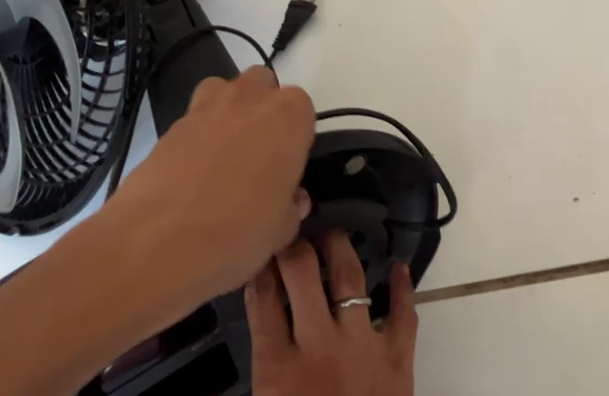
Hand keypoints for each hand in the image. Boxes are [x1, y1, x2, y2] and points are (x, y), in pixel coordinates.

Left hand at [95, 68, 316, 303]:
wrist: (155, 243)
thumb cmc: (237, 231)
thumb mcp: (283, 230)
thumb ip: (292, 206)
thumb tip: (289, 201)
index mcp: (288, 115)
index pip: (303, 111)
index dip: (296, 140)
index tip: (289, 171)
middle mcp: (248, 98)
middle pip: (262, 85)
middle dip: (263, 110)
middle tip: (259, 158)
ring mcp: (204, 108)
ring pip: (223, 91)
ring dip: (227, 112)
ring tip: (224, 158)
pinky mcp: (168, 127)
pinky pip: (192, 122)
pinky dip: (195, 140)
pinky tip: (192, 179)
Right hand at [246, 235, 417, 395]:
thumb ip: (245, 385)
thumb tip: (205, 388)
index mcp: (277, 367)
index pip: (262, 298)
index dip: (261, 266)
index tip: (261, 249)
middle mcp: (318, 344)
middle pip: (302, 273)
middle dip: (296, 244)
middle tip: (295, 230)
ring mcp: (361, 345)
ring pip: (349, 277)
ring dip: (341, 248)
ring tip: (333, 233)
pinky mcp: (398, 357)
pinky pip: (404, 312)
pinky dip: (403, 286)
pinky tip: (399, 265)